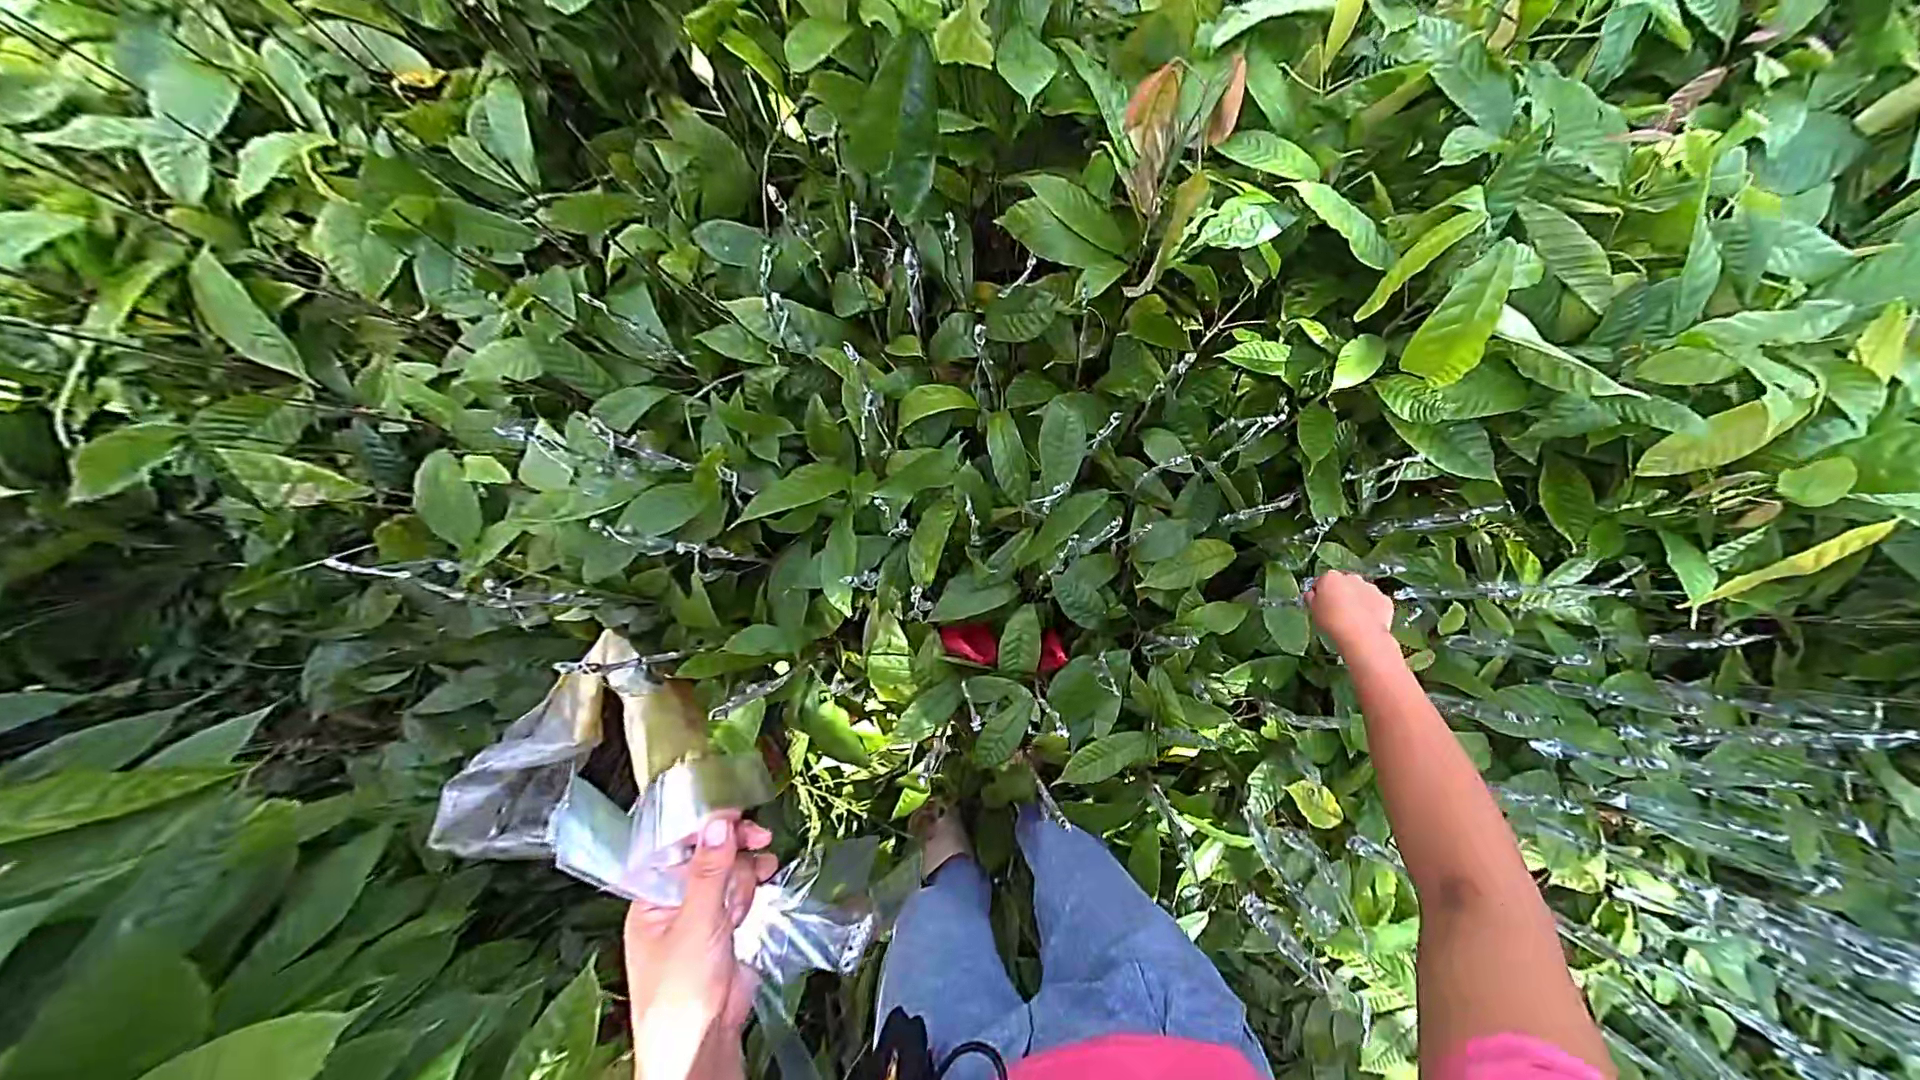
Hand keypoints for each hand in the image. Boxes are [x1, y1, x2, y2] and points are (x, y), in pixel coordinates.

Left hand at [626, 815, 777, 1079]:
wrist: (702, 1045)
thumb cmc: (681, 992)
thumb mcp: (696, 924)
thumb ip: (710, 871)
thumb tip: (718, 822)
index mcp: (651, 899)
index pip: (674, 848)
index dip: (703, 826)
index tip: (732, 809)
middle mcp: (673, 902)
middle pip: (705, 855)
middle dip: (733, 845)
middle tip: (759, 835)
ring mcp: (699, 915)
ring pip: (727, 871)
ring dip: (746, 866)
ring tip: (763, 869)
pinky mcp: (723, 927)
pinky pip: (739, 891)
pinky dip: (752, 884)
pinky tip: (764, 882)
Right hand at [1306, 570, 1396, 654]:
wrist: (1362, 636)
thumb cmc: (1331, 622)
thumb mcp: (1312, 610)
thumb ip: (1311, 598)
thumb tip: (1313, 594)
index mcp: (1331, 577)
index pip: (1321, 581)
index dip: (1320, 593)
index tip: (1320, 605)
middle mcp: (1352, 578)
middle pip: (1343, 583)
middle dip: (1341, 593)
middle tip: (1337, 611)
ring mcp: (1371, 588)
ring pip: (1361, 591)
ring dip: (1357, 599)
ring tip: (1354, 618)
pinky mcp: (1385, 600)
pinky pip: (1375, 602)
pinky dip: (1371, 609)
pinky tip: (1367, 621)